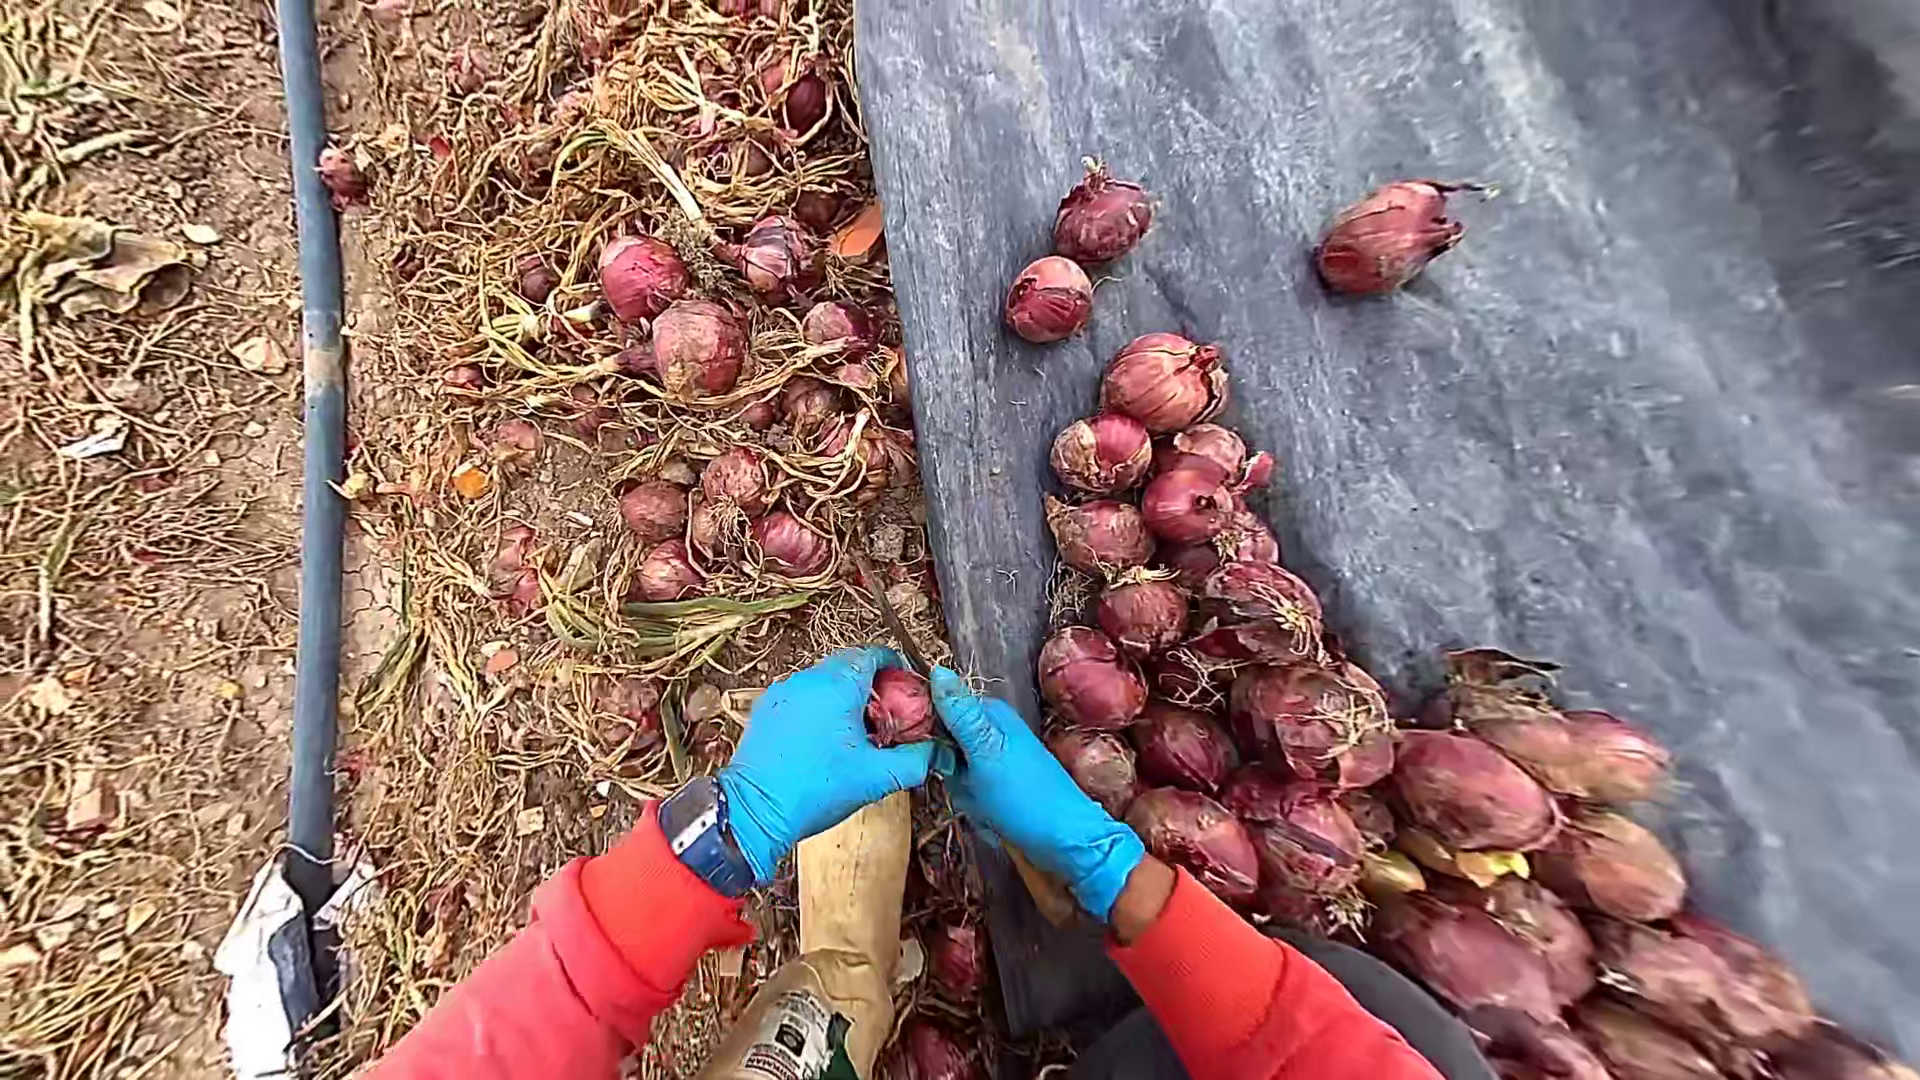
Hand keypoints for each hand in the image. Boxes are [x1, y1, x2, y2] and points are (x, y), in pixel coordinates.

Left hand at [718, 646, 934, 882]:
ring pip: (825, 679)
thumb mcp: (875, 777)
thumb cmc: (815, 789)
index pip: (873, 653)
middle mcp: (809, 679)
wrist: (753, 812)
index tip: (904, 687)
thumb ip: (915, 761)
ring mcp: (785, 691)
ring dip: (844, 695)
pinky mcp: (768, 708)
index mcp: (838, 686)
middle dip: (871, 683)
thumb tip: (938, 752)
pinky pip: (803, 695)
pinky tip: (825, 738)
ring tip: (856, 729)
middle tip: (885, 712)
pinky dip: (819, 706)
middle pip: (850, 665)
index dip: (894, 666)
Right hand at [929, 667, 1143, 919]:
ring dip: (960, 792)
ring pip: (950, 771)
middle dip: (946, 769)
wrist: (1068, 846)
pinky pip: (965, 791)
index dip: (928, 731)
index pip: (939, 706)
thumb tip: (937, 669)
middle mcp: (990, 731)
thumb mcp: (986, 752)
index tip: (930, 753)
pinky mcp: (995, 786)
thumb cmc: (1027, 797)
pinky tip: (987, 816)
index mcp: (990, 713)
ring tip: (981, 802)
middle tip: (966, 783)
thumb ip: (960, 713)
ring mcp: (993, 760)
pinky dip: (972, 806)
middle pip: (941, 742)